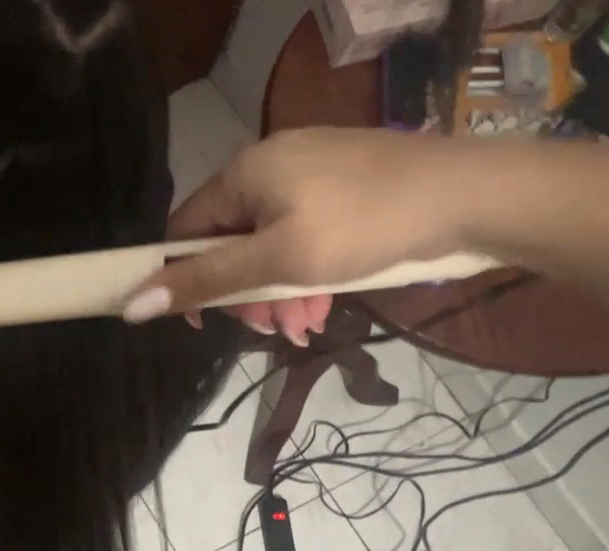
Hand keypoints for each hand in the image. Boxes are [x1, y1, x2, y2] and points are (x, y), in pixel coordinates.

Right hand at [125, 128, 478, 343]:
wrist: (477, 196)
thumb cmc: (365, 226)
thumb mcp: (276, 262)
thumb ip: (203, 283)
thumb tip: (131, 306)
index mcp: (244, 173)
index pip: (183, 232)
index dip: (181, 280)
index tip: (200, 321)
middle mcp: (271, 165)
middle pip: (228, 243)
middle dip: (244, 293)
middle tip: (270, 327)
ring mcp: (311, 172)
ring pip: (267, 246)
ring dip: (277, 292)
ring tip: (305, 326)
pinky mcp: (344, 184)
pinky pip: (302, 235)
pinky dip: (305, 273)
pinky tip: (323, 302)